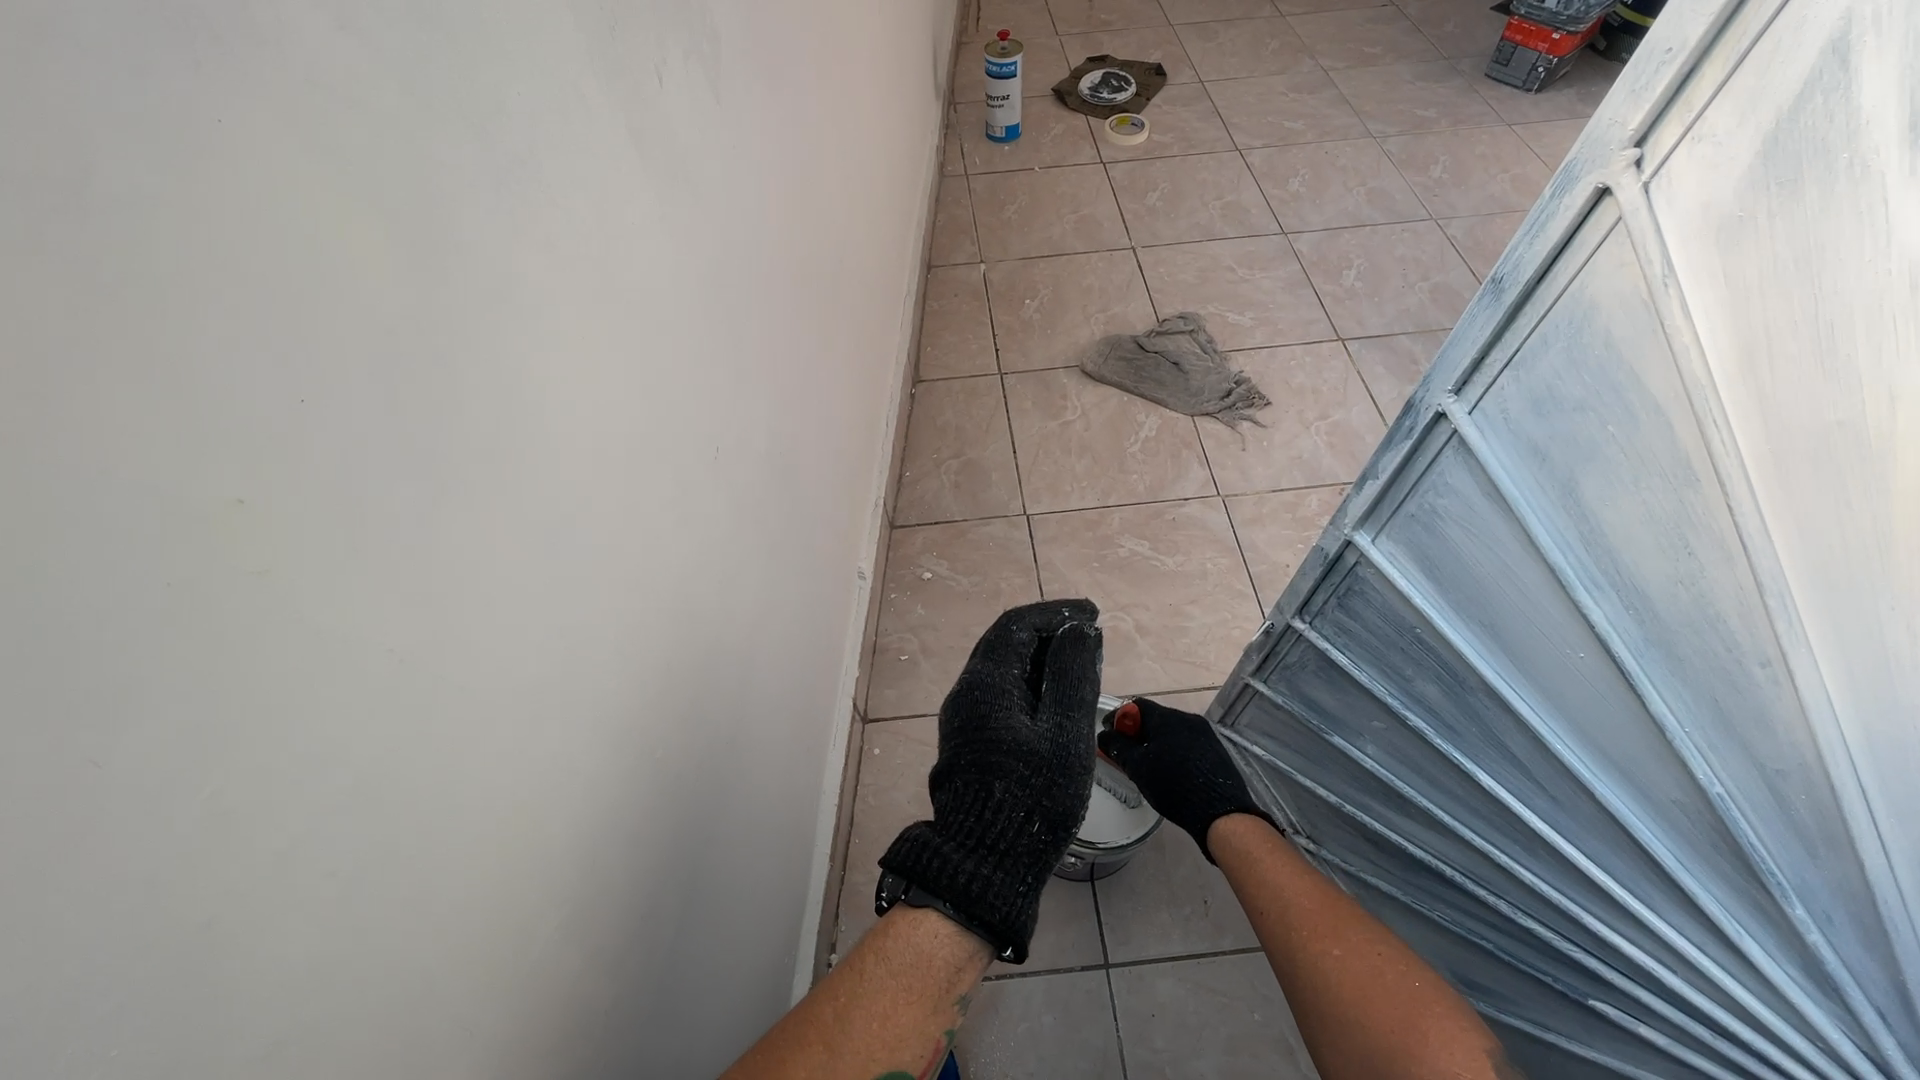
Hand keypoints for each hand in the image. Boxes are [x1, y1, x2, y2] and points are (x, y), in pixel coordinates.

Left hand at [878, 600, 1102, 963]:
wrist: (984, 860)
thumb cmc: (1032, 797)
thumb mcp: (1064, 733)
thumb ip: (1072, 675)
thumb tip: (1078, 631)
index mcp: (986, 684)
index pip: (1017, 626)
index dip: (1056, 613)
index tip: (1091, 614)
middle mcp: (968, 693)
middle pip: (1007, 644)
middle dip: (1049, 633)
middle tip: (1090, 635)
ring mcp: (965, 718)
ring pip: (1004, 671)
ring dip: (1041, 660)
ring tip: (1082, 663)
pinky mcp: (971, 739)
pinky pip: (1002, 695)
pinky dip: (1031, 684)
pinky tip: (1057, 699)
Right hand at [1097, 697, 1274, 862]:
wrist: (1220, 812)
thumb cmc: (1173, 786)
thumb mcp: (1138, 768)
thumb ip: (1118, 747)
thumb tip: (1104, 735)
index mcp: (1167, 718)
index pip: (1136, 705)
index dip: (1119, 718)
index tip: (1109, 735)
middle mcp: (1188, 719)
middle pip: (1155, 717)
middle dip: (1137, 732)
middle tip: (1126, 753)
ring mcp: (1205, 734)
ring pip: (1171, 731)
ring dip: (1156, 742)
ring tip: (1148, 765)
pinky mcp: (1215, 750)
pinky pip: (1186, 742)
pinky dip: (1173, 750)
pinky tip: (1171, 771)